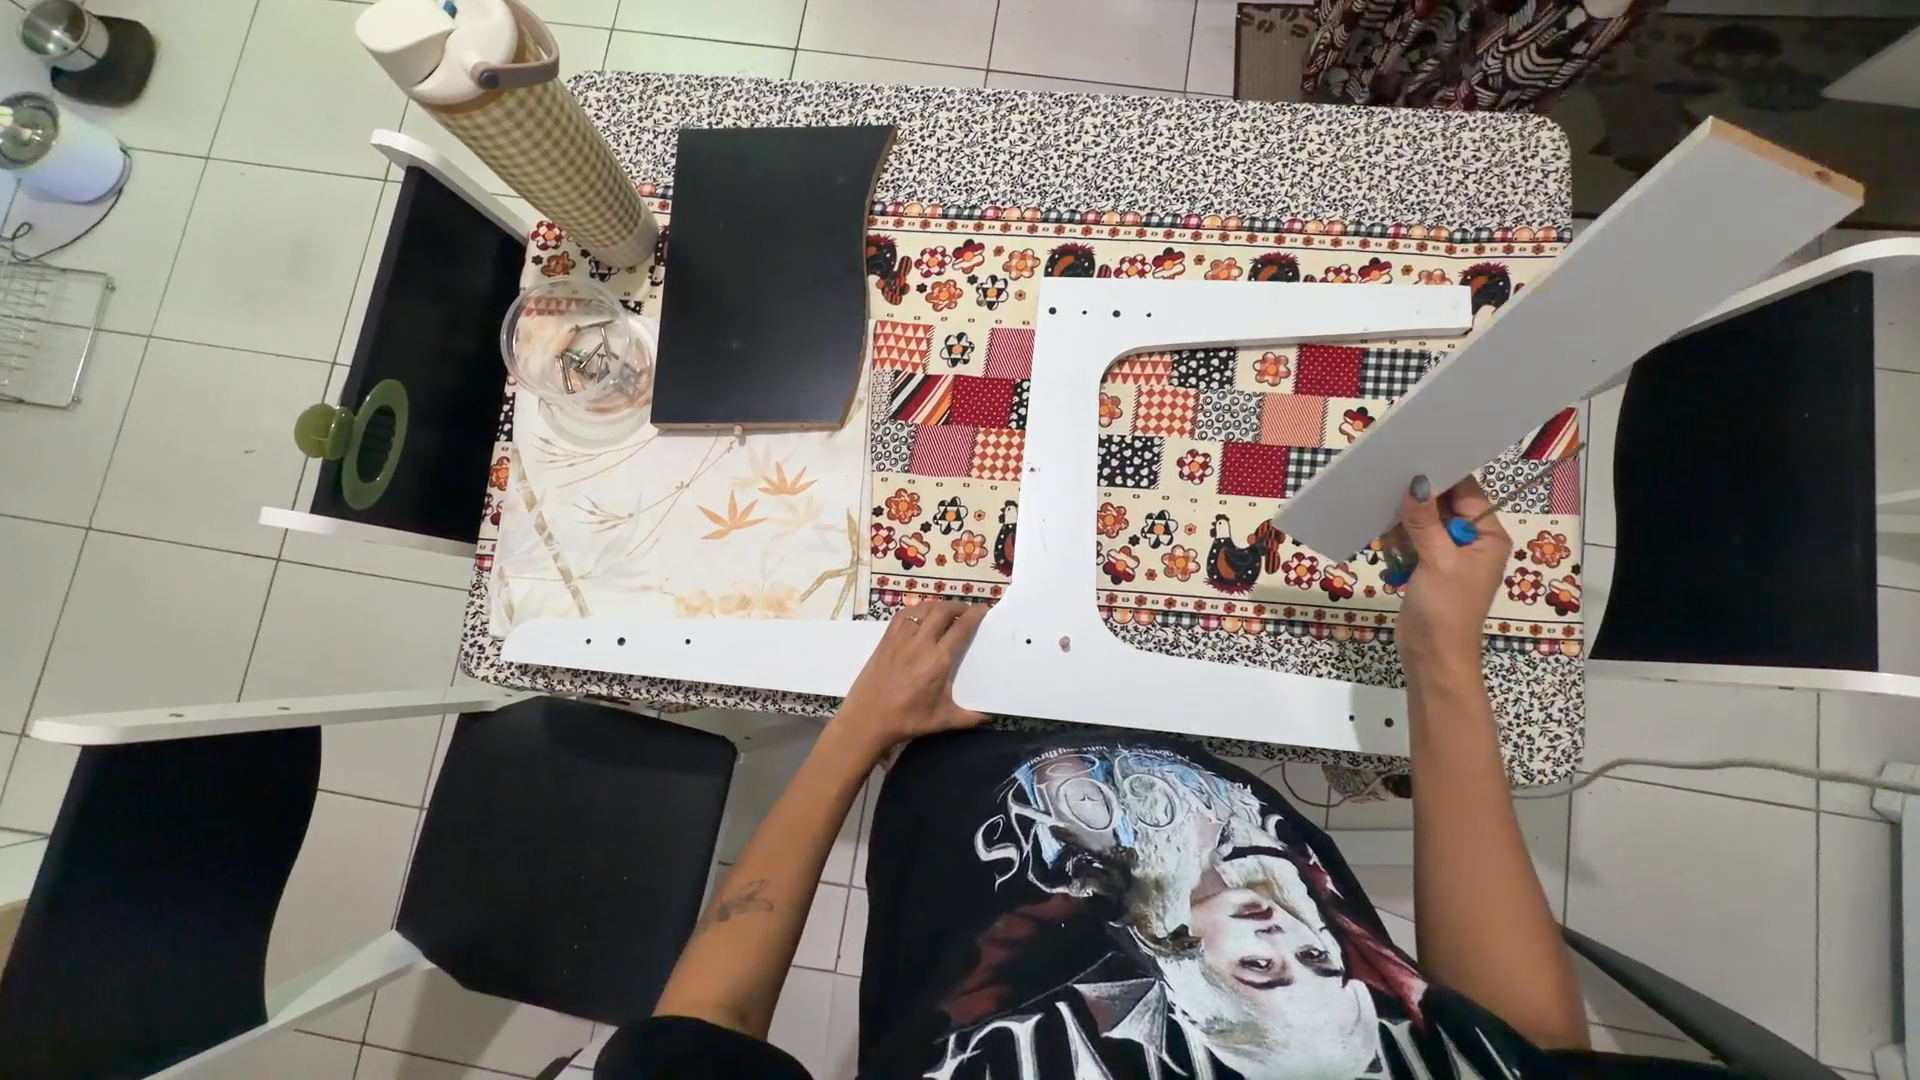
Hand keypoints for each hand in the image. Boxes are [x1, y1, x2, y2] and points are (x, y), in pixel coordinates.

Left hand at [829, 600, 989, 758]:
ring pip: (923, 609)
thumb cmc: (907, 720)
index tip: (983, 610)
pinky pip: (903, 615)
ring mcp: (901, 639)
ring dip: (938, 605)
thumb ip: (969, 717)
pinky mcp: (885, 640)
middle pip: (943, 611)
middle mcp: (921, 643)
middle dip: (958, 606)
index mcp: (938, 660)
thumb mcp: (942, 720)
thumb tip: (989, 717)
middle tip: (966, 611)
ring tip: (946, 611)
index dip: (975, 614)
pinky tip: (921, 615)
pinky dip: (916, 609)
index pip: (961, 628)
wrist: (867, 719)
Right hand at [1388, 475, 1507, 679]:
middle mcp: (1471, 542)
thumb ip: (1424, 522)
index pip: (1466, 494)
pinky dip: (1397, 545)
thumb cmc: (1445, 608)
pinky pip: (1410, 544)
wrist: (1432, 654)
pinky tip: (1388, 554)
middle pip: (1441, 507)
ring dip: (1402, 529)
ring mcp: (1447, 556)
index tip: (1409, 464)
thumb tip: (1415, 483)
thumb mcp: (1437, 561)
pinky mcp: (1426, 569)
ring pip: (1421, 525)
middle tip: (1388, 501)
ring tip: (1389, 541)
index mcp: (1488, 537)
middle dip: (1415, 506)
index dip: (1441, 480)